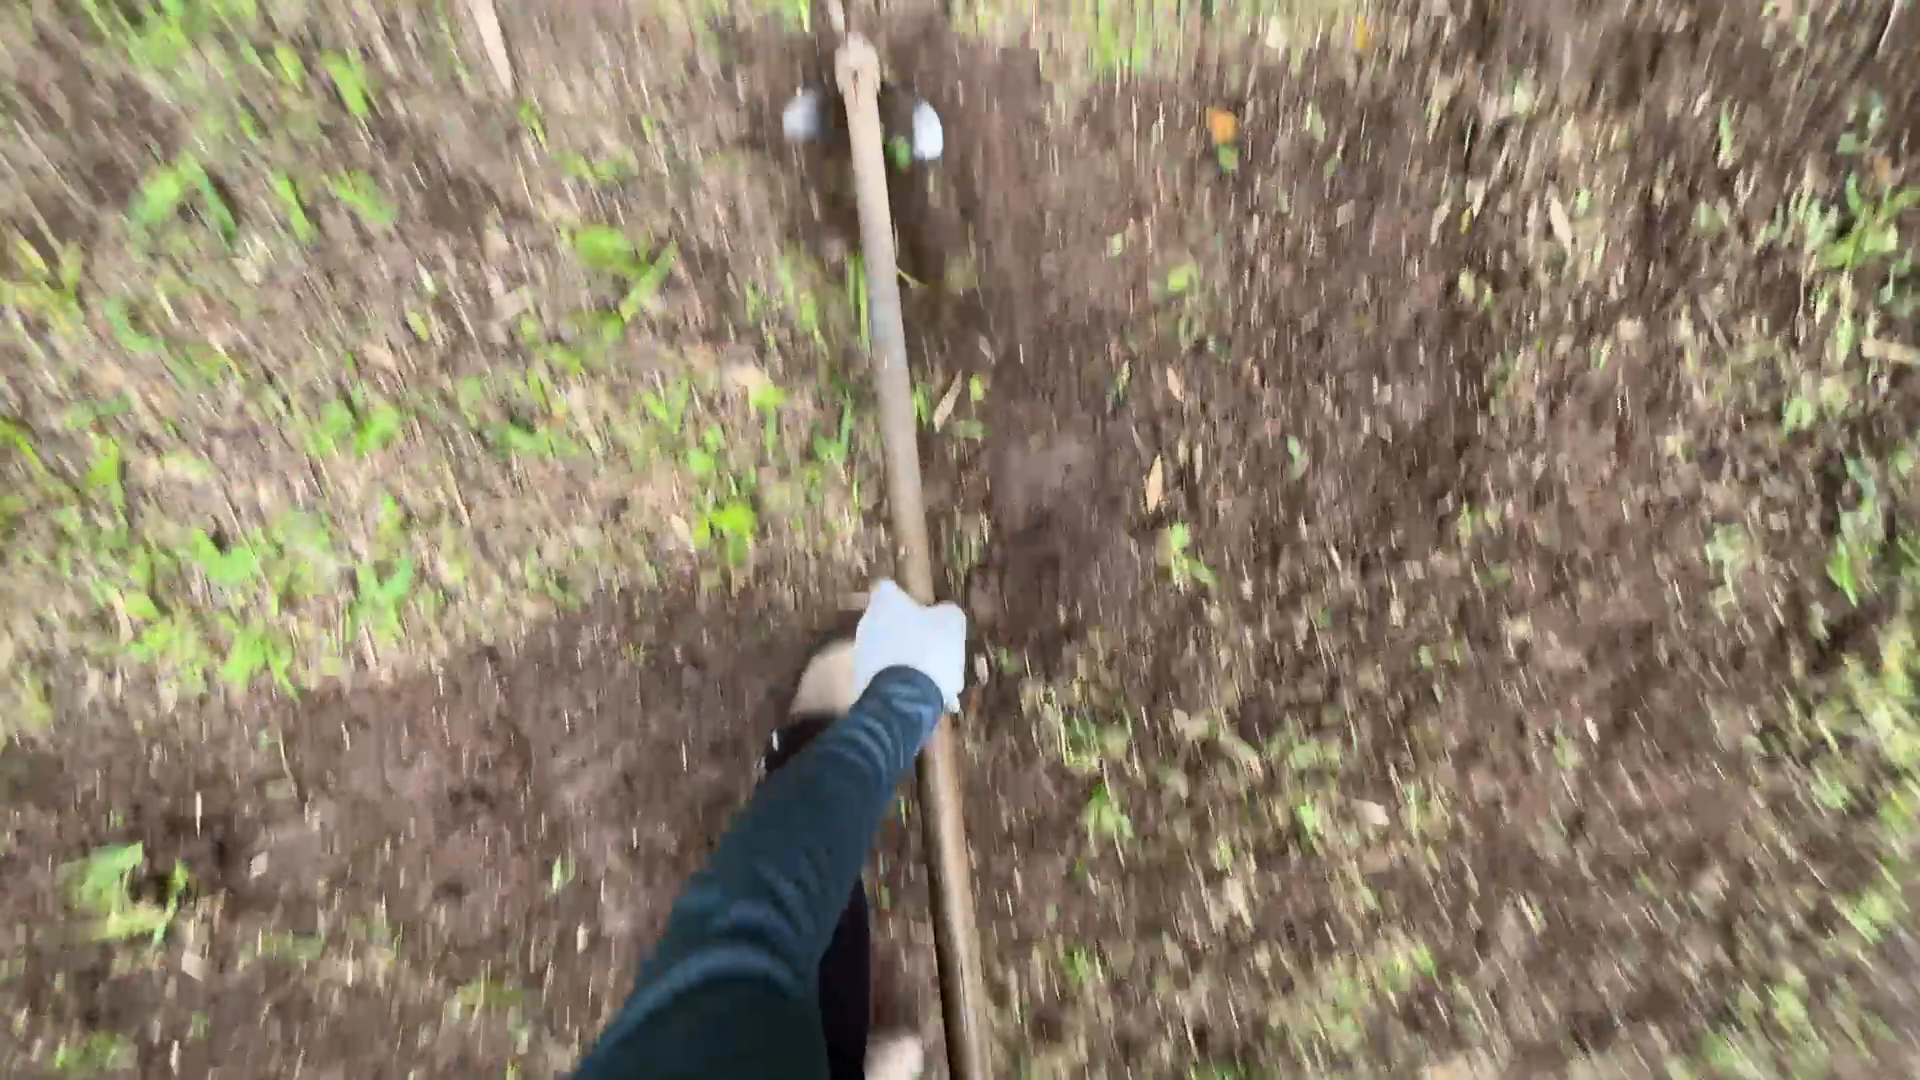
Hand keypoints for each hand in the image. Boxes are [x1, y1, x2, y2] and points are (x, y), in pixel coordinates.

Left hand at [853, 580, 966, 709]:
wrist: (905, 699)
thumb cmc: (930, 650)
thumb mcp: (952, 622)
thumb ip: (945, 611)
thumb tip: (941, 613)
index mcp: (884, 603)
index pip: (888, 588)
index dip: (905, 597)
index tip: (921, 608)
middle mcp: (866, 623)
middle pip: (890, 622)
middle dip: (910, 633)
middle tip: (935, 647)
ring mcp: (861, 654)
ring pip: (889, 651)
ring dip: (908, 660)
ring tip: (936, 679)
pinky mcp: (861, 681)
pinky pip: (887, 676)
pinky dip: (903, 682)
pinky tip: (925, 694)